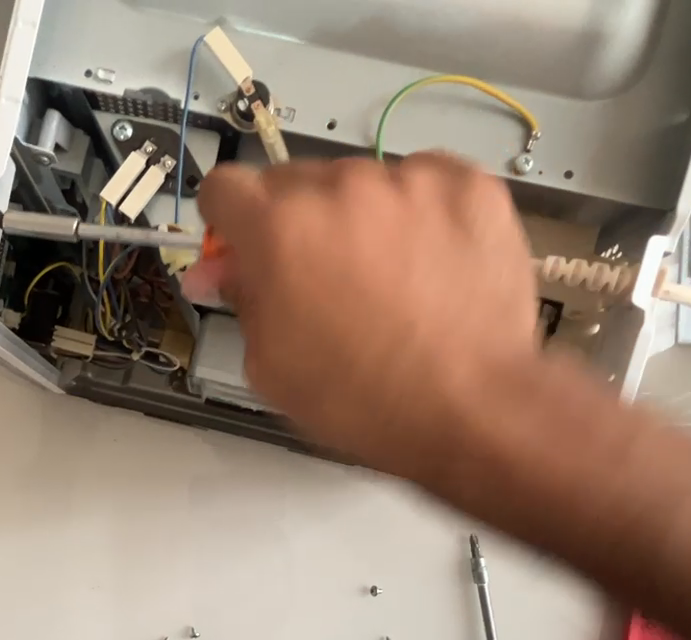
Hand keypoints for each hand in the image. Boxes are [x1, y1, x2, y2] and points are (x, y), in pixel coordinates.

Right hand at [194, 153, 541, 474]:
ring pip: (359, 184)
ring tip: (382, 284)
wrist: (469, 407)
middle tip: (316, 282)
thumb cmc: (363, 400)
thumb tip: (220, 270)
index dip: (228, 223)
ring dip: (357, 221)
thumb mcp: (270, 365)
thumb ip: (241, 301)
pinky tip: (424, 267)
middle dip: (293, 226)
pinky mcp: (466, 185)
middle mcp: (339, 188)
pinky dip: (416, 215)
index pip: (224, 189)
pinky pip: (422, 183)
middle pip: (292, 183)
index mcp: (277, 230)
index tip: (243, 247)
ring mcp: (408, 180)